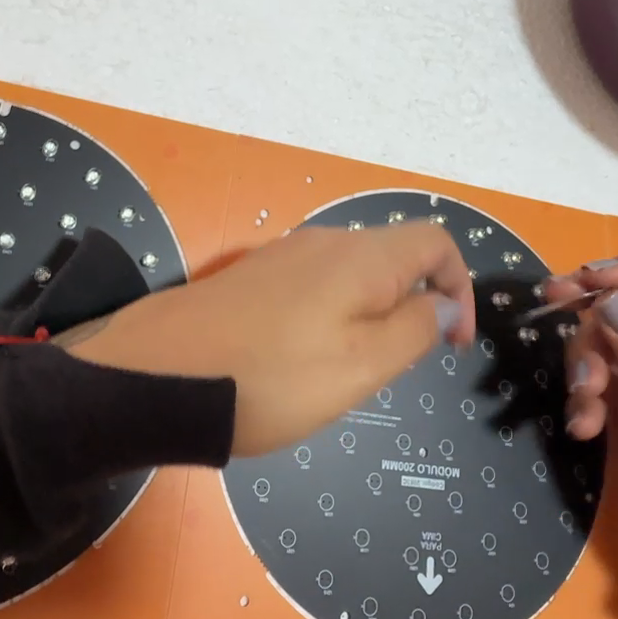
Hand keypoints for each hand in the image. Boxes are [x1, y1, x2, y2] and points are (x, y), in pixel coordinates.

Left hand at [64, 223, 473, 456]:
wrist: (158, 372)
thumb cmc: (271, 376)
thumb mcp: (360, 368)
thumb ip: (412, 330)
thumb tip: (439, 303)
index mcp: (361, 256)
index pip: (435, 241)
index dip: (458, 286)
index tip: (453, 344)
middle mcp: (325, 241)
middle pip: (394, 255)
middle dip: (413, 304)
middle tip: (395, 366)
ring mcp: (283, 255)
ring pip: (353, 273)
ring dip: (371, 313)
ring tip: (348, 370)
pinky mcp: (253, 277)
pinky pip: (315, 285)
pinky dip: (333, 314)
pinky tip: (303, 359)